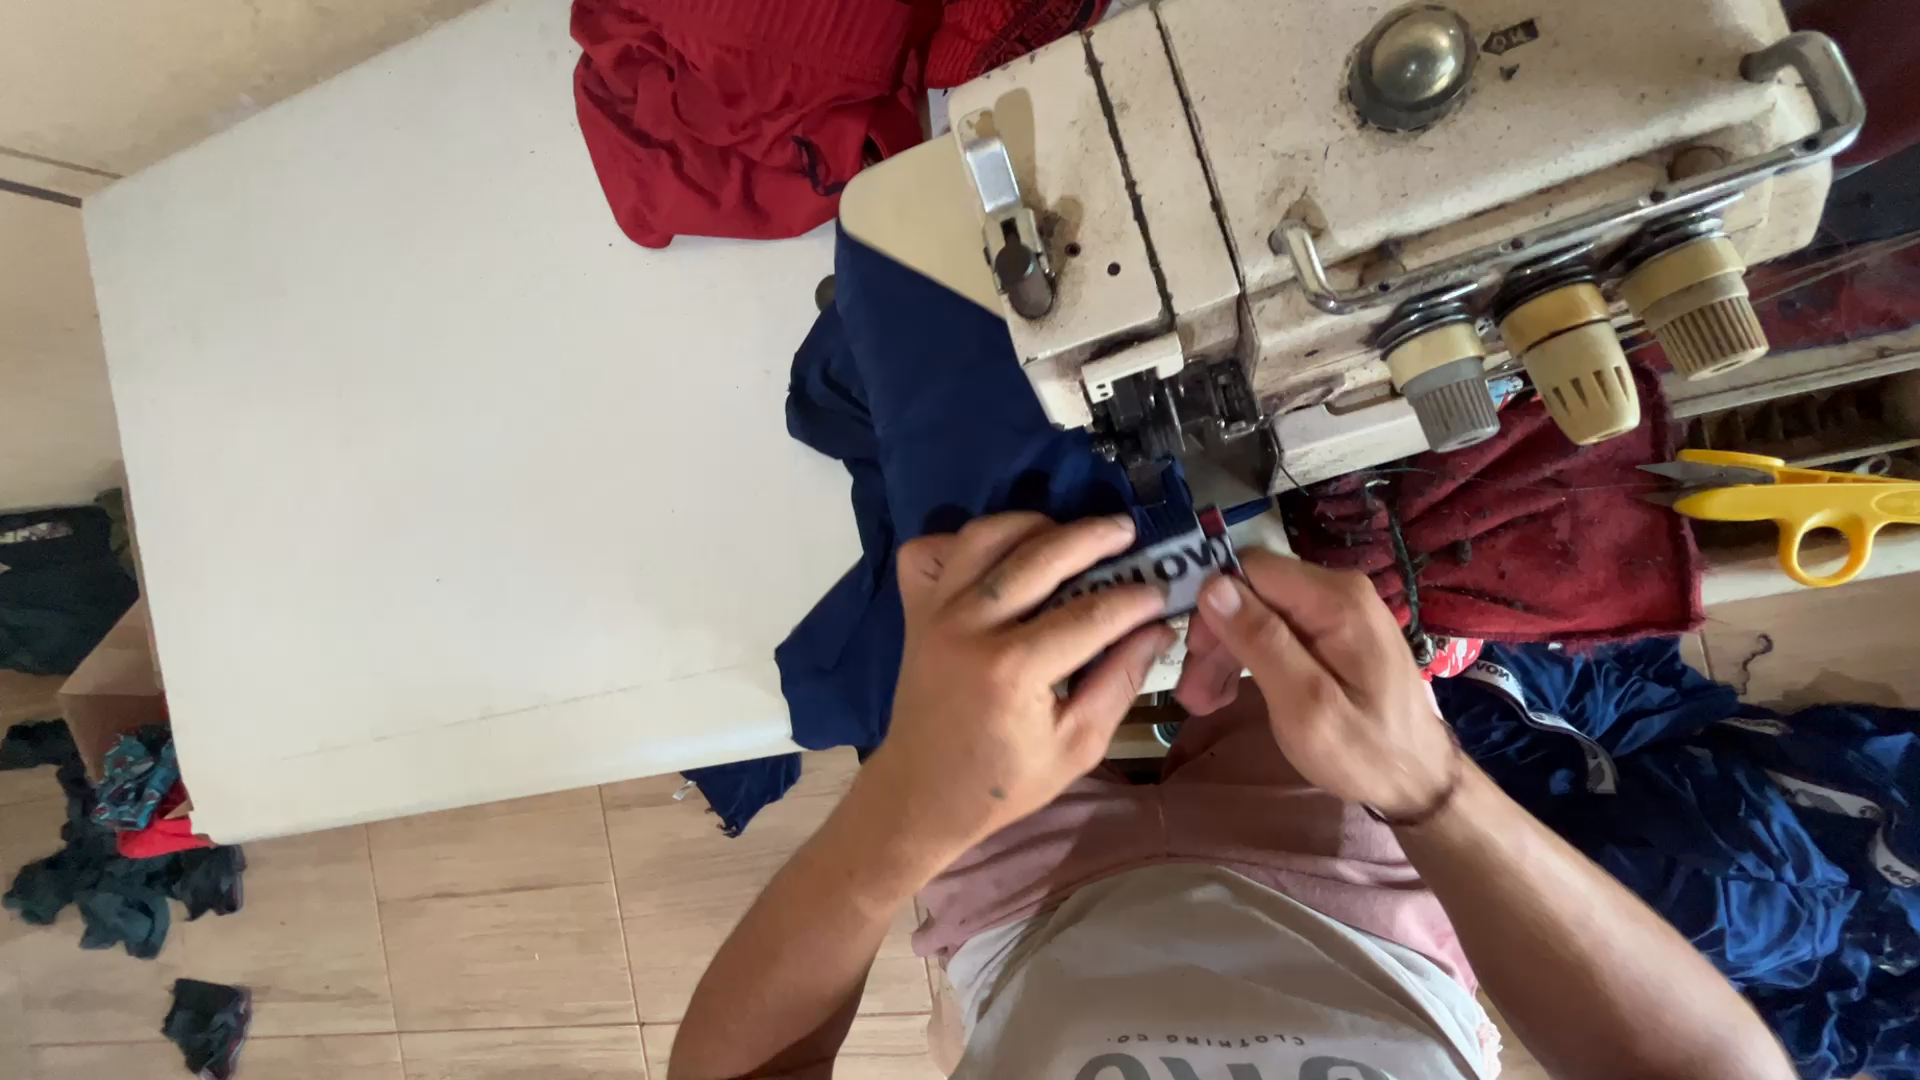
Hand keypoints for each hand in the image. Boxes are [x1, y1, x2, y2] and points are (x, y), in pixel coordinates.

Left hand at [860, 512, 1175, 852]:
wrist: (921, 794)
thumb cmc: (1002, 782)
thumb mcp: (1076, 745)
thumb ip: (1119, 680)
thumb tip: (1158, 628)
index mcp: (1012, 671)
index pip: (1089, 614)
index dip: (1133, 598)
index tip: (1160, 591)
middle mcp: (969, 627)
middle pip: (1038, 557)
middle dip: (1092, 537)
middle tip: (1127, 531)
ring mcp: (934, 613)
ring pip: (984, 537)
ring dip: (1031, 525)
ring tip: (1067, 533)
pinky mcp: (914, 611)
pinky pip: (929, 552)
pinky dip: (962, 541)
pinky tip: (996, 553)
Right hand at [1173, 550, 1456, 818]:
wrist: (1420, 784)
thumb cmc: (1365, 753)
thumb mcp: (1305, 704)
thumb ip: (1261, 641)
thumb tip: (1212, 586)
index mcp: (1335, 600)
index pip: (1250, 569)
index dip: (1213, 605)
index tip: (1195, 654)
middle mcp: (1336, 591)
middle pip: (1249, 592)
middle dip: (1214, 637)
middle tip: (1193, 692)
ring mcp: (1334, 609)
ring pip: (1254, 611)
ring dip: (1223, 652)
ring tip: (1204, 700)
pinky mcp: (1330, 630)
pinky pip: (1272, 628)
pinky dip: (1245, 657)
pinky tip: (1230, 690)